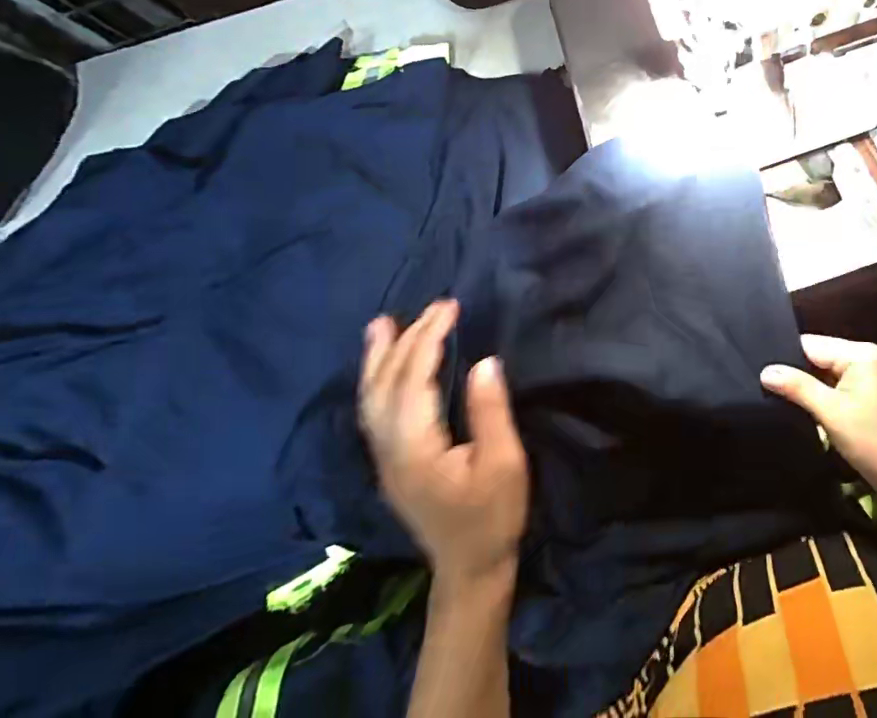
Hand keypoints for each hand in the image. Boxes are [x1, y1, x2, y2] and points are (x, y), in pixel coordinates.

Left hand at [359, 299, 528, 585]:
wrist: (468, 569)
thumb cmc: (492, 518)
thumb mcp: (505, 465)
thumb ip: (490, 412)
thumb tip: (484, 361)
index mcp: (416, 446)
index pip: (413, 380)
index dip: (429, 338)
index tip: (450, 307)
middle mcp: (389, 448)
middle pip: (387, 384)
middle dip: (408, 340)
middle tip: (436, 307)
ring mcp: (384, 458)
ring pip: (371, 398)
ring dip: (378, 357)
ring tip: (381, 324)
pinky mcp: (389, 463)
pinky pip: (374, 410)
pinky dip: (376, 379)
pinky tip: (382, 367)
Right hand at [760, 335, 876, 512]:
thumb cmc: (876, 443)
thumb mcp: (831, 413)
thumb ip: (797, 387)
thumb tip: (764, 370)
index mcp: (859, 354)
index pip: (809, 345)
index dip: (783, 356)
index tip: (755, 369)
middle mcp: (863, 358)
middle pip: (814, 356)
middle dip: (791, 371)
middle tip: (759, 383)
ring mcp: (864, 377)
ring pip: (820, 372)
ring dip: (802, 385)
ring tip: (770, 393)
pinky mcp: (863, 395)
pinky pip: (831, 386)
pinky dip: (815, 395)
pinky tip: (794, 404)